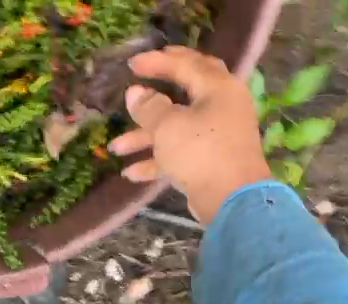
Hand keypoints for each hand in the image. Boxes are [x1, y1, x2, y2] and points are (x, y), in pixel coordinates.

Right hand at [108, 46, 273, 223]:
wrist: (231, 196)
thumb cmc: (200, 152)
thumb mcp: (168, 127)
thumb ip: (149, 108)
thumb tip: (135, 93)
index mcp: (216, 88)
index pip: (185, 66)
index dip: (157, 63)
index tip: (132, 64)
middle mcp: (220, 105)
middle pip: (186, 90)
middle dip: (159, 89)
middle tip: (139, 80)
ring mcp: (216, 133)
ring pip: (176, 127)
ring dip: (145, 137)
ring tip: (116, 148)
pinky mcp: (210, 159)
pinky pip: (179, 152)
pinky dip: (156, 159)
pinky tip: (131, 173)